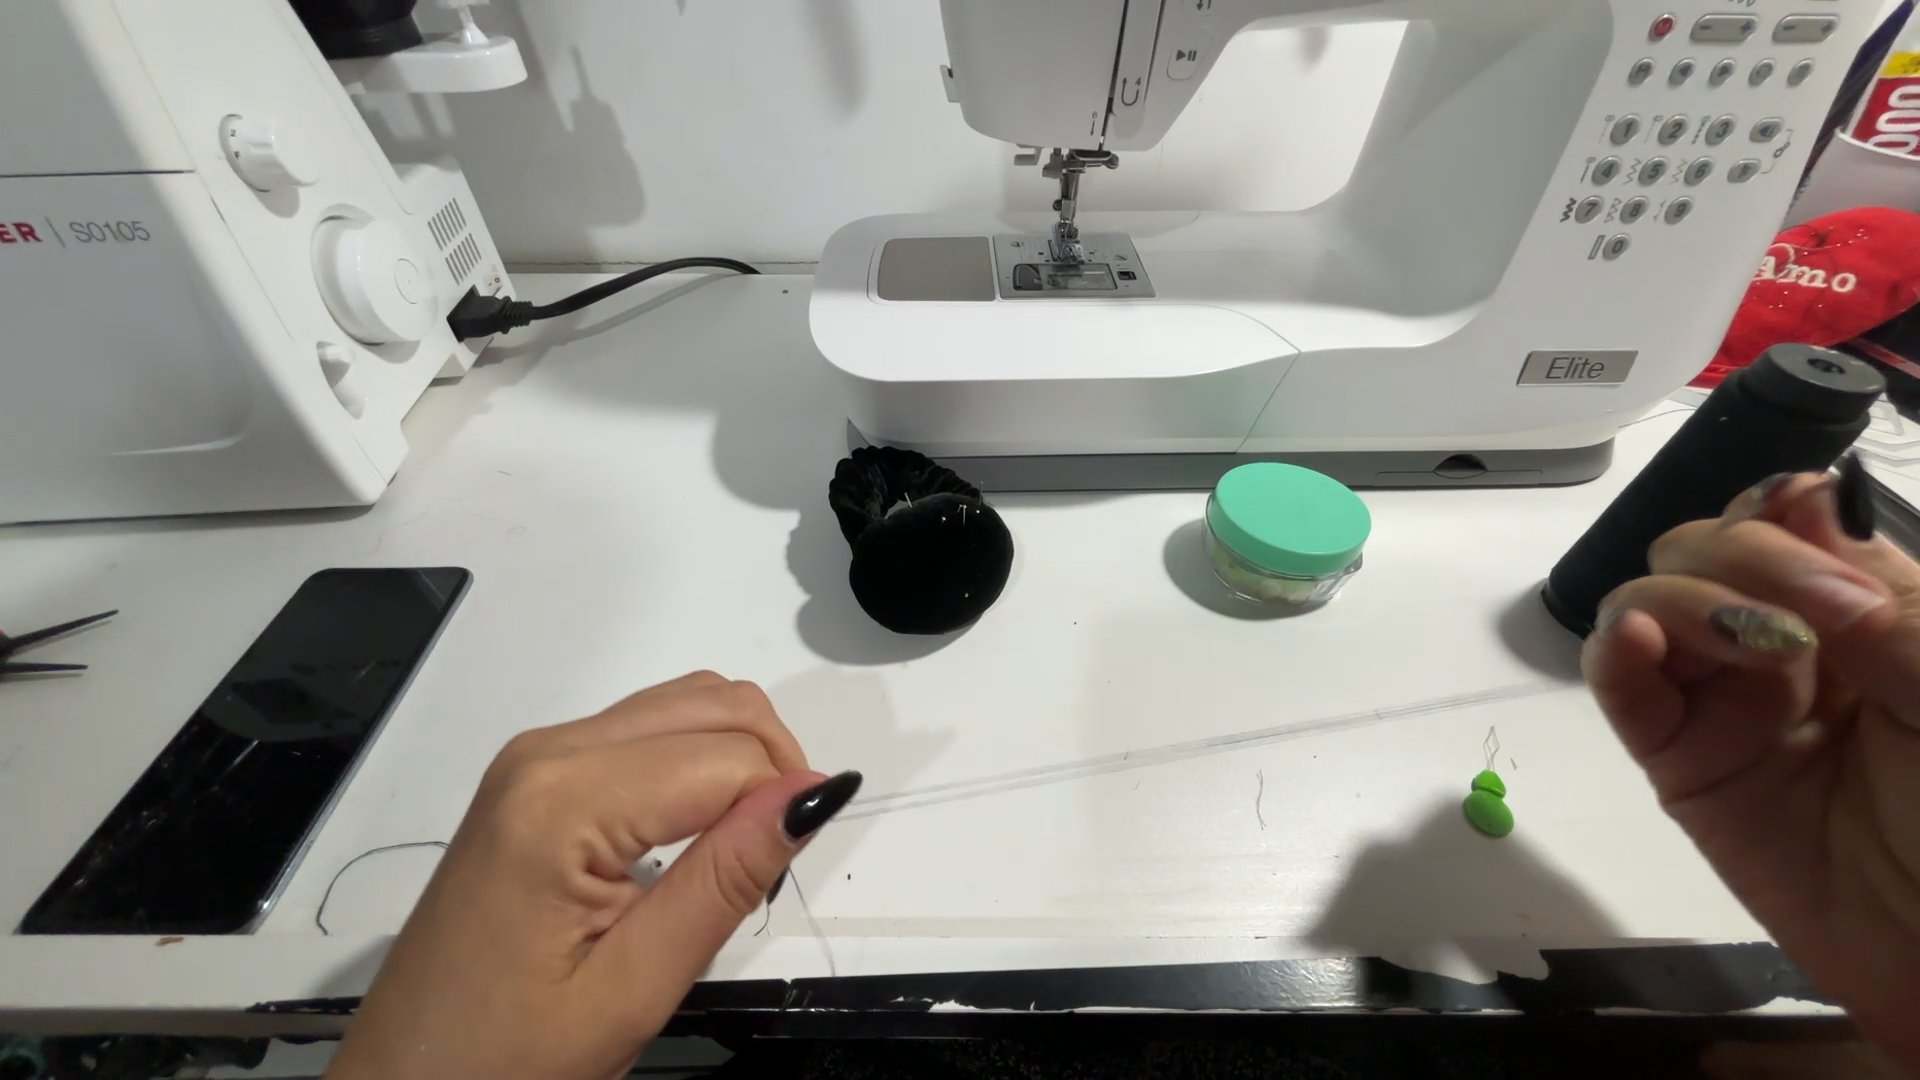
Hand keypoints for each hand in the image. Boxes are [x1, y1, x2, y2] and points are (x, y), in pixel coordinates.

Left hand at [325, 672, 861, 1079]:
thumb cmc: (509, 1065)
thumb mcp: (635, 987)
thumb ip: (729, 877)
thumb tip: (818, 790)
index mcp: (564, 800)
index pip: (726, 756)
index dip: (781, 801)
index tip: (786, 870)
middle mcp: (552, 748)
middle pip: (717, 704)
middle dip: (772, 764)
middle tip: (768, 856)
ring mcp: (543, 751)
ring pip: (693, 701)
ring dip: (743, 753)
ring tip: (737, 841)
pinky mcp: (544, 766)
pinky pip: (657, 722)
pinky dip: (705, 752)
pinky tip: (699, 819)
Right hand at [1582, 466, 1919, 1068]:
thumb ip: (1891, 604)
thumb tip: (1801, 493)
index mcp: (1864, 618)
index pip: (1784, 527)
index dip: (1775, 512)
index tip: (1801, 519)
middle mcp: (1778, 644)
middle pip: (1694, 554)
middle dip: (1731, 560)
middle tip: (1806, 623)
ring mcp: (1714, 698)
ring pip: (1640, 606)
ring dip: (1677, 605)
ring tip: (1747, 652)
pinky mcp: (1669, 752)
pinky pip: (1616, 687)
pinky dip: (1612, 654)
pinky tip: (1631, 644)